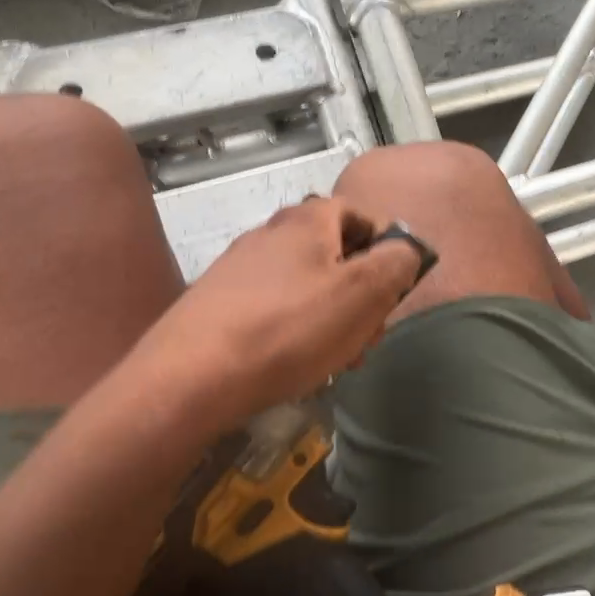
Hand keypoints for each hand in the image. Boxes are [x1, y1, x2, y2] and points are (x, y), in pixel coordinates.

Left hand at [132, 197, 425, 426]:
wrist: (188, 380)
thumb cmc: (290, 329)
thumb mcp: (366, 292)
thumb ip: (399, 261)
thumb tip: (407, 249)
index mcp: (308, 221)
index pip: (360, 215)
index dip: (385, 248)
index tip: (393, 289)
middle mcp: (269, 234)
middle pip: (334, 254)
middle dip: (361, 293)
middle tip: (366, 335)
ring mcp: (238, 270)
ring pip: (306, 286)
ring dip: (332, 317)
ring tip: (334, 360)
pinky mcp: (215, 306)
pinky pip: (274, 309)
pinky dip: (295, 332)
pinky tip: (295, 365)